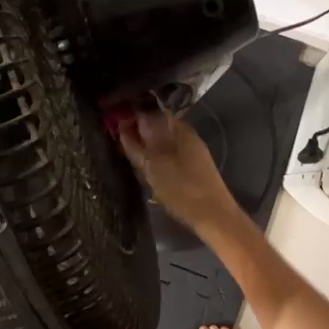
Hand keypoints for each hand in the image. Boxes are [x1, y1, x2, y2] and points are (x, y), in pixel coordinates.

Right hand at [117, 108, 242, 234]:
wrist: (213, 217)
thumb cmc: (182, 189)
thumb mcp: (156, 164)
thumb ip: (142, 142)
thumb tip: (135, 114)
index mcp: (181, 131)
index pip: (154, 112)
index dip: (134, 115)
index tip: (115, 121)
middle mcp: (187, 137)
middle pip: (158, 127)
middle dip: (138, 131)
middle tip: (116, 140)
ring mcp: (191, 154)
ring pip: (162, 143)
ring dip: (145, 147)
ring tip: (126, 154)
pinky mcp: (191, 169)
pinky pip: (168, 156)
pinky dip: (155, 159)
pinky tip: (145, 169)